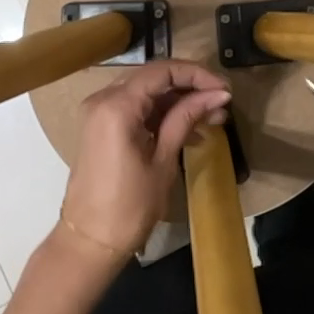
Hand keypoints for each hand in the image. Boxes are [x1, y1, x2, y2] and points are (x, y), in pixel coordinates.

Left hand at [61, 61, 231, 255]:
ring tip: (211, 119)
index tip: (224, 89)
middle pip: (153, 78)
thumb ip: (186, 118)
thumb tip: (218, 94)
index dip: (197, 74)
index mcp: (116, 106)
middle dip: (189, 87)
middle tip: (220, 104)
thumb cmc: (129, 207)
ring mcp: (99, 113)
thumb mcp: (163, 160)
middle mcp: (103, 99)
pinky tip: (188, 132)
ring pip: (145, 93)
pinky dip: (160, 115)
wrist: (89, 243)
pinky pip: (134, 109)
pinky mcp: (101, 127)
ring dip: (177, 102)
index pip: (162, 70)